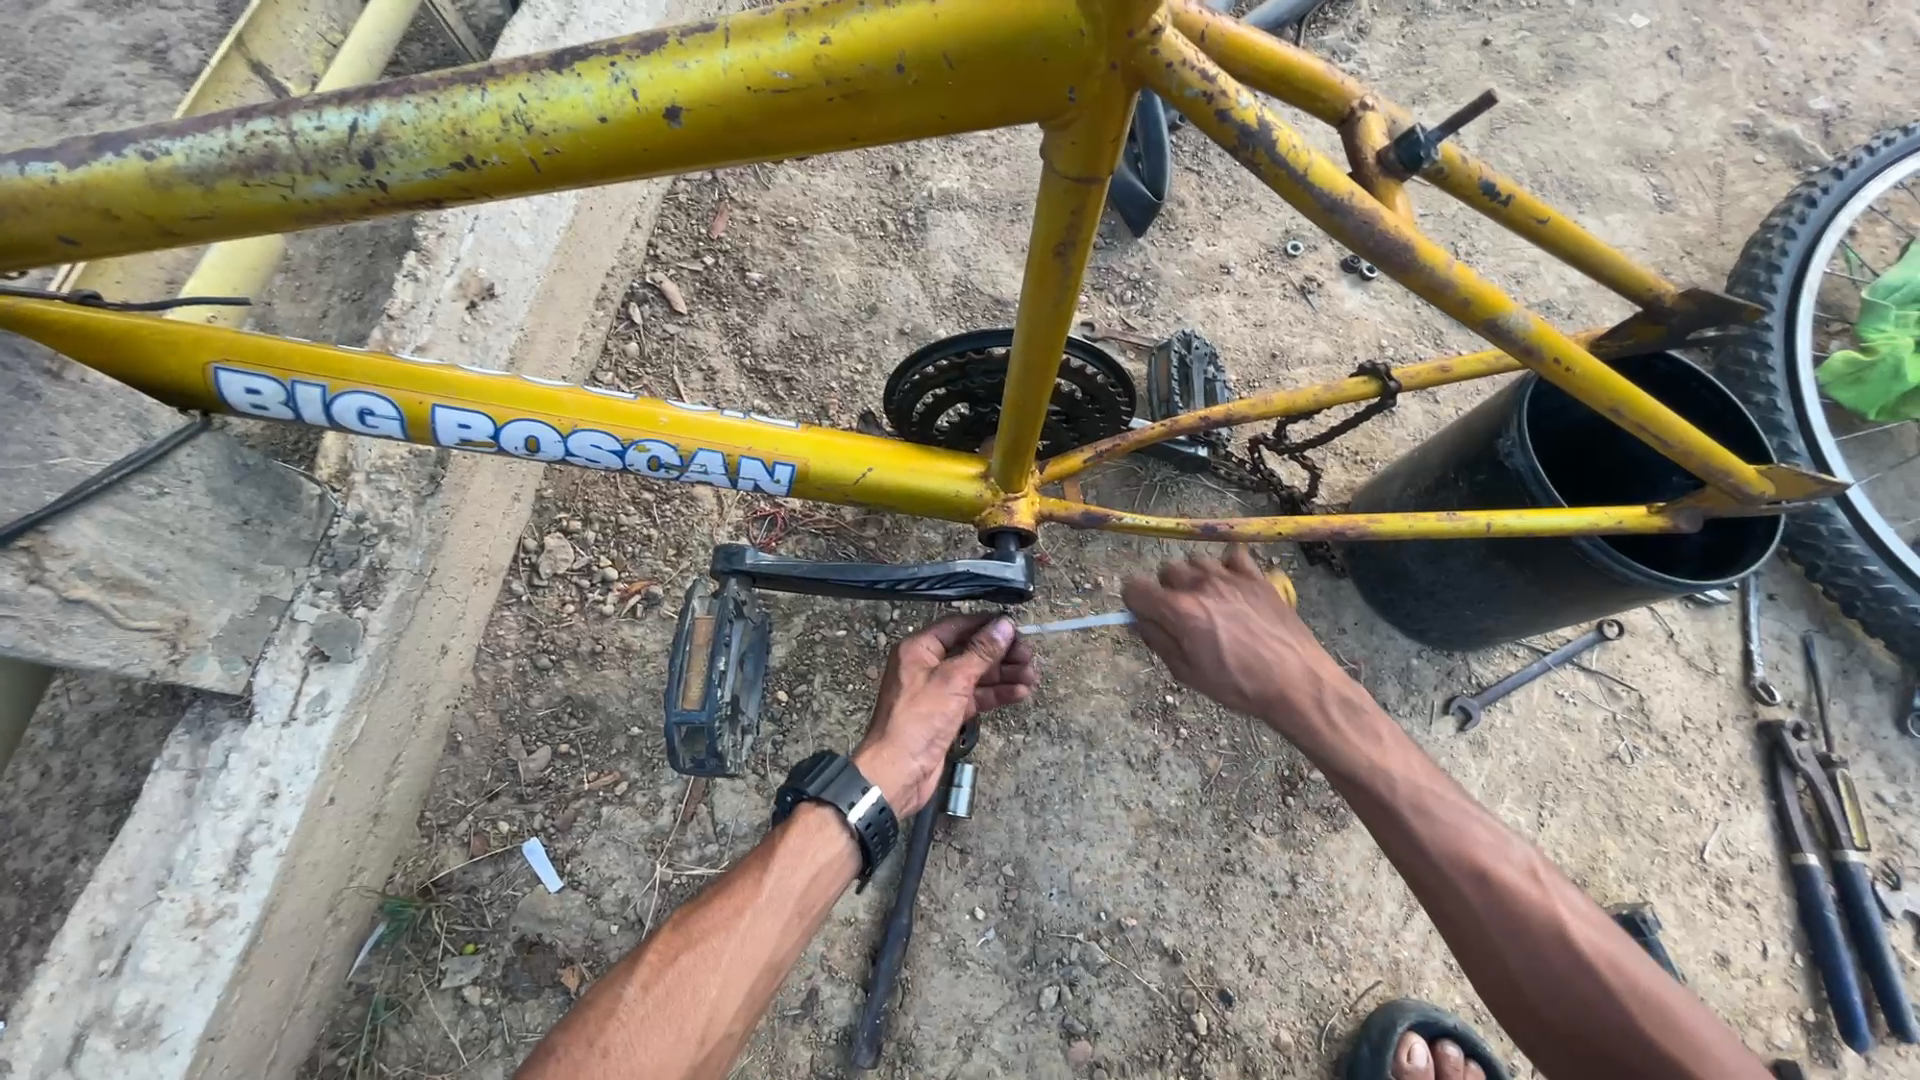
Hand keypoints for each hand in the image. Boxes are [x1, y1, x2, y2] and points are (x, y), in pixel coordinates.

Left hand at [854, 614, 1035, 815]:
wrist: (899, 771)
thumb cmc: (919, 719)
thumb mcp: (953, 680)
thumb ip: (981, 652)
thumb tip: (1004, 625)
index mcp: (919, 648)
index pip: (958, 626)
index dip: (987, 625)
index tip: (1016, 627)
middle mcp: (927, 665)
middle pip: (970, 650)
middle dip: (1001, 653)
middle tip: (1029, 656)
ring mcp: (938, 691)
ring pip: (976, 675)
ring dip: (1004, 674)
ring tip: (1032, 676)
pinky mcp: (947, 713)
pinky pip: (975, 696)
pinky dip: (996, 694)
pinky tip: (1020, 692)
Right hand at [1122, 546, 1361, 747]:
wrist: (1296, 681)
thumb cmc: (1239, 685)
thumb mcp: (1187, 673)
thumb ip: (1157, 641)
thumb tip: (1139, 621)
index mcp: (1179, 611)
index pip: (1134, 587)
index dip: (1135, 602)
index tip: (1146, 616)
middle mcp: (1200, 585)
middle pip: (1165, 571)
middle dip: (1165, 590)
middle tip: (1182, 616)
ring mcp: (1230, 576)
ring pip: (1195, 561)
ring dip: (1194, 578)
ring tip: (1209, 602)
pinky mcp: (1256, 576)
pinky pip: (1231, 556)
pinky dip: (1226, 568)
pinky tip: (1233, 588)